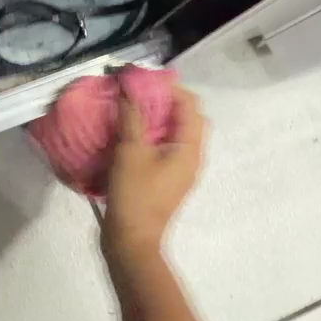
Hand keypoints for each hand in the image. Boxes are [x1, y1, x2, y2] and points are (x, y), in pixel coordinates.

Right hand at [102, 83, 205, 265]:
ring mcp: (181, 171)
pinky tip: (130, 136)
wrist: (132, 241)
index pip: (189, 104)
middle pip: (188, 117)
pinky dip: (153, 135)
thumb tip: (128, 86)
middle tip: (137, 94)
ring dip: (158, 118)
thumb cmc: (135, 195)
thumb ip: (131, 115)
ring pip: (177, 133)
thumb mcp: (130, 151)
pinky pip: (167, 147)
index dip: (168, 86)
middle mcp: (192, 157)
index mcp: (190, 148)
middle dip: (165, 101)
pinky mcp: (168, 180)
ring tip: (131, 111)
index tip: (141, 79)